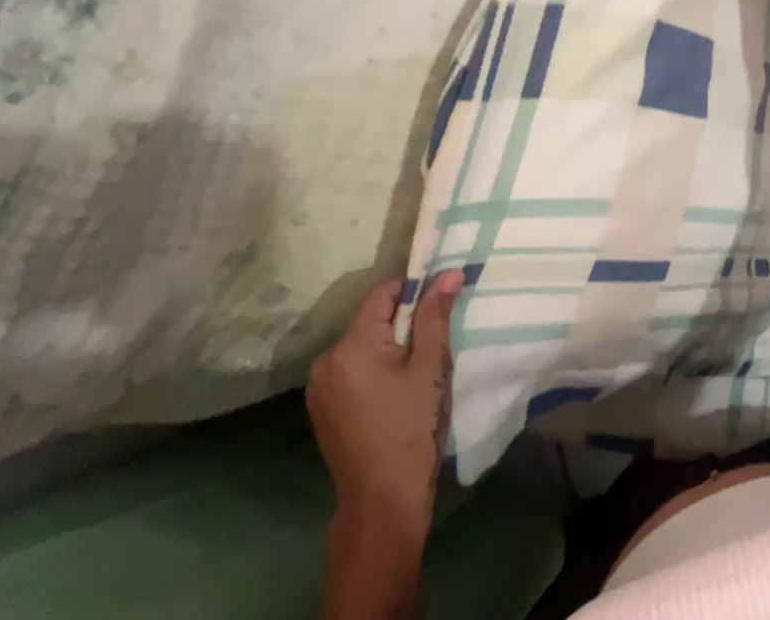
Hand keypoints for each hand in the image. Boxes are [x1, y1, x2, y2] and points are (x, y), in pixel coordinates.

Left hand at [308, 269, 463, 535]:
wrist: (382, 496)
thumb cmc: (413, 425)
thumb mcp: (432, 366)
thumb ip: (435, 316)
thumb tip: (448, 273)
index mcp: (351, 345)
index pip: (383, 294)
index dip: (415, 290)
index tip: (443, 303)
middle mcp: (326, 360)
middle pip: (372, 322)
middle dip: (405, 325)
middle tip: (437, 346)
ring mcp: (320, 387)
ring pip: (363, 348)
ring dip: (390, 349)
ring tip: (420, 373)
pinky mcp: (323, 409)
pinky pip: (353, 372)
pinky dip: (376, 371)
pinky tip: (397, 395)